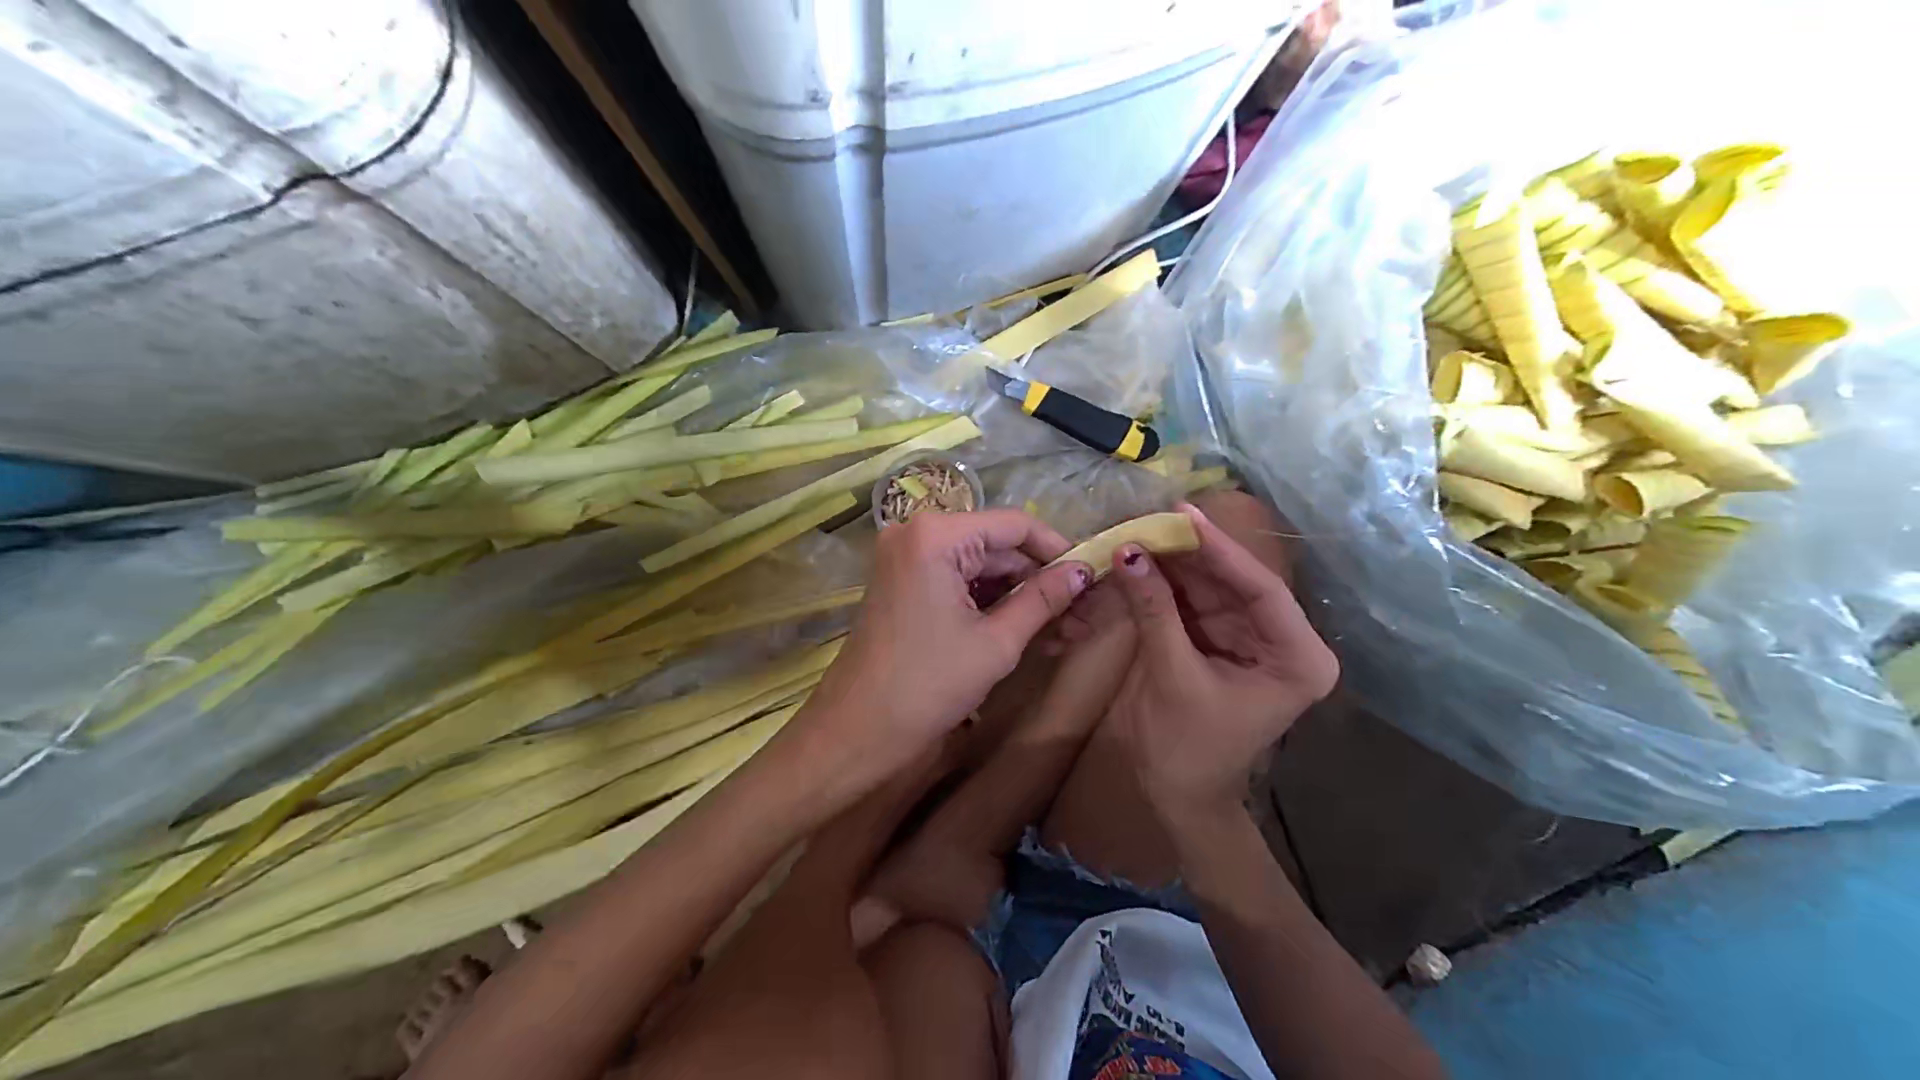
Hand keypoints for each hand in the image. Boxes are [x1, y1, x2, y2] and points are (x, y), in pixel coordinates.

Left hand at [800, 509, 1093, 786]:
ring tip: (1060, 626)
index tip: (1090, 574)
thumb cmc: (928, 684)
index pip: (1014, 525)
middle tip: (1080, 610)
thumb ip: (1043, 599)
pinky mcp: (903, 582)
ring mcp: (905, 557)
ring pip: (978, 564)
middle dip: (1038, 577)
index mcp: (936, 535)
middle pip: (995, 544)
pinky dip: (989, 600)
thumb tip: (1085, 572)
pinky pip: (957, 580)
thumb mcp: (996, 642)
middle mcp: (916, 532)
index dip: (1056, 548)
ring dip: (1017, 593)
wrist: (857, 731)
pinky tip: (1022, 626)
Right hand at [1105, 503, 1337, 817]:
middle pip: (1236, 584)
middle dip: (1192, 554)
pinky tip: (1144, 558)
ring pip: (1213, 589)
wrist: (1177, 796)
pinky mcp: (1220, 643)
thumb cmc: (1186, 748)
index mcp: (1298, 659)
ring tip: (1141, 533)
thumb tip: (1128, 551)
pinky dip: (1168, 584)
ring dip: (1176, 564)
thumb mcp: (1172, 674)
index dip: (1220, 551)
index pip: (1262, 591)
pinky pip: (1194, 604)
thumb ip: (1154, 610)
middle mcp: (1282, 643)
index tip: (1184, 515)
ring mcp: (1250, 640)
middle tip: (1151, 520)